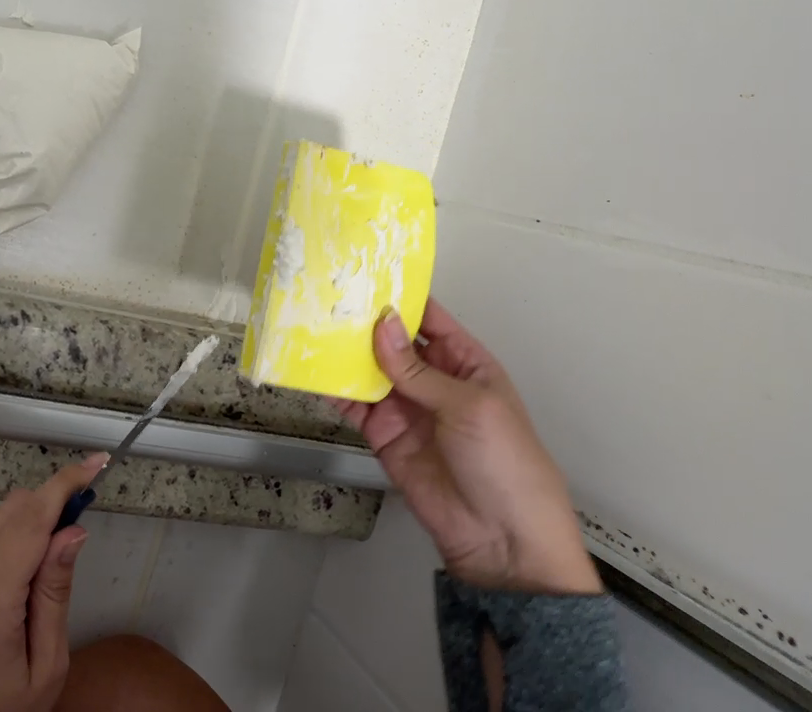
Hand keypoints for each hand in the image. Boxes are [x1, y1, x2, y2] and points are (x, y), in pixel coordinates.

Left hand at [0, 454, 105, 711]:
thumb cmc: (5, 705)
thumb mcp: (48, 663)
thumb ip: (55, 591)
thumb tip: (72, 530)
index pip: (28, 527)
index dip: (62, 488)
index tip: (93, 464)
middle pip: (12, 510)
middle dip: (49, 502)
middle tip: (77, 519)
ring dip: (27, 520)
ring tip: (43, 559)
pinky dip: (4, 535)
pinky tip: (14, 568)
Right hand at [334, 300, 599, 594]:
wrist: (499, 538)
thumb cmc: (505, 462)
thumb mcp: (469, 406)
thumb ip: (419, 368)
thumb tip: (382, 324)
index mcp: (465, 363)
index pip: (429, 319)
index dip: (400, 297)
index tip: (364, 274)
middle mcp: (432, 379)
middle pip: (391, 341)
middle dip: (362, 321)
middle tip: (324, 297)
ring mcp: (404, 406)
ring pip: (367, 369)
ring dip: (342, 352)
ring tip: (307, 326)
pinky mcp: (381, 433)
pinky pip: (353, 404)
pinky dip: (331, 389)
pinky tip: (309, 371)